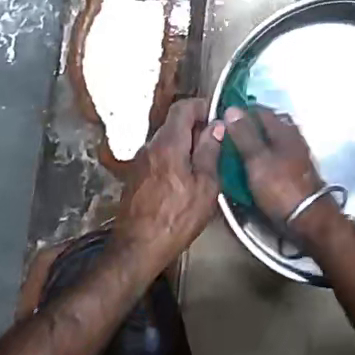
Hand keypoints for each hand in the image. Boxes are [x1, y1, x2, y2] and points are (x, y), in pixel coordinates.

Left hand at [112, 97, 218, 272]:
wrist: (137, 248)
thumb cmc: (176, 219)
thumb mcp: (205, 187)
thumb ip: (210, 152)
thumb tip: (216, 126)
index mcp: (168, 144)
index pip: (183, 108)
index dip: (202, 106)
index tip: (218, 115)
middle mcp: (150, 146)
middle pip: (174, 123)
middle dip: (196, 126)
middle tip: (217, 142)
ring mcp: (140, 161)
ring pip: (166, 140)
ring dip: (185, 143)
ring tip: (205, 162)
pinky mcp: (136, 176)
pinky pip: (158, 155)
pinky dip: (174, 157)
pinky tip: (187, 177)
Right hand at [209, 106, 327, 228]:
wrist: (308, 220)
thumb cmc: (280, 187)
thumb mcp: (256, 160)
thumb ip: (244, 135)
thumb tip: (231, 109)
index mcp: (283, 130)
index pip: (259, 110)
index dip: (240, 113)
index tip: (222, 120)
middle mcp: (293, 137)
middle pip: (267, 125)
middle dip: (248, 128)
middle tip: (227, 138)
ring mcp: (297, 155)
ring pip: (271, 141)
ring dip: (256, 143)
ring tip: (236, 153)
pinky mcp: (296, 171)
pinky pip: (275, 156)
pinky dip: (263, 157)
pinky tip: (253, 167)